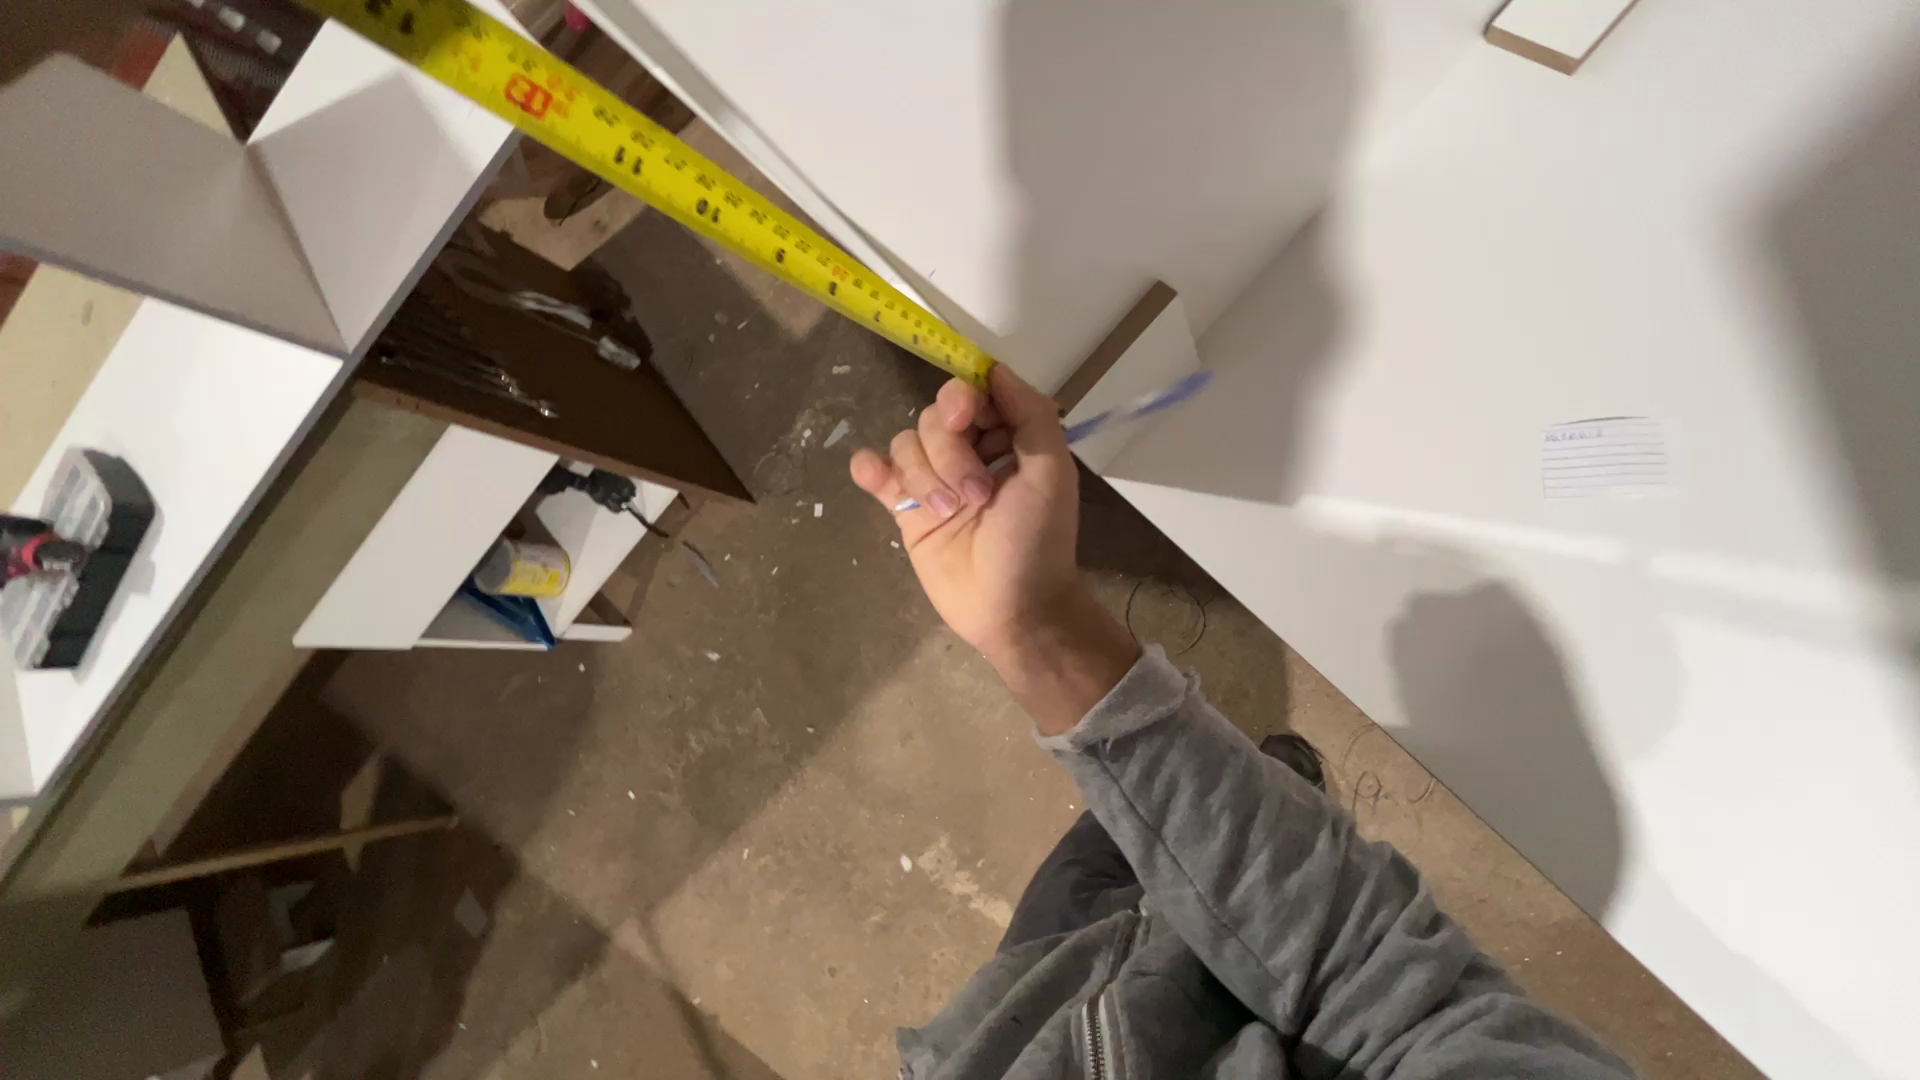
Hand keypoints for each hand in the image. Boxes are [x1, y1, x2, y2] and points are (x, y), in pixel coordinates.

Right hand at [850, 365, 1137, 733]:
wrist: (1013, 609)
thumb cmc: (1037, 540)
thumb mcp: (1051, 472)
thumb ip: (1031, 414)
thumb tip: (995, 370)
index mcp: (1006, 440)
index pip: (970, 395)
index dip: (961, 401)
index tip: (964, 419)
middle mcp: (968, 454)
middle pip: (932, 419)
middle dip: (948, 453)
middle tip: (975, 495)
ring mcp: (934, 483)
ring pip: (905, 446)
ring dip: (923, 476)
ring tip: (949, 512)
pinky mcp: (907, 512)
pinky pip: (876, 475)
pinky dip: (870, 470)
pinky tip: (876, 479)